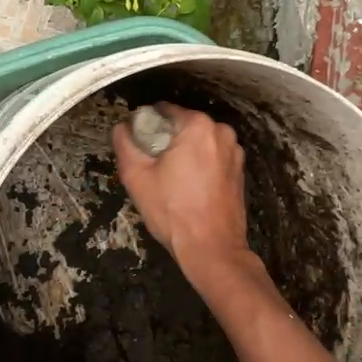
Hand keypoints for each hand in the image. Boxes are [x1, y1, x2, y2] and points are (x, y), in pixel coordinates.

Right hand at [112, 102, 252, 284]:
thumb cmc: (172, 211)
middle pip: (183, 125)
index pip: (164, 111)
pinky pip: (212, 157)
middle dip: (166, 140)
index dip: (147, 126)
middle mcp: (221, 132)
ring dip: (184, 152)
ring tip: (169, 179)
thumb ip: (125, 143)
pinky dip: (200, 164)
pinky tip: (188, 187)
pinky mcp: (240, 171)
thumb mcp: (136, 176)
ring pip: (198, 142)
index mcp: (198, 126)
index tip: (139, 147)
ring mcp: (235, 151)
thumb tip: (122, 127)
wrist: (212, 250)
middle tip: (152, 166)